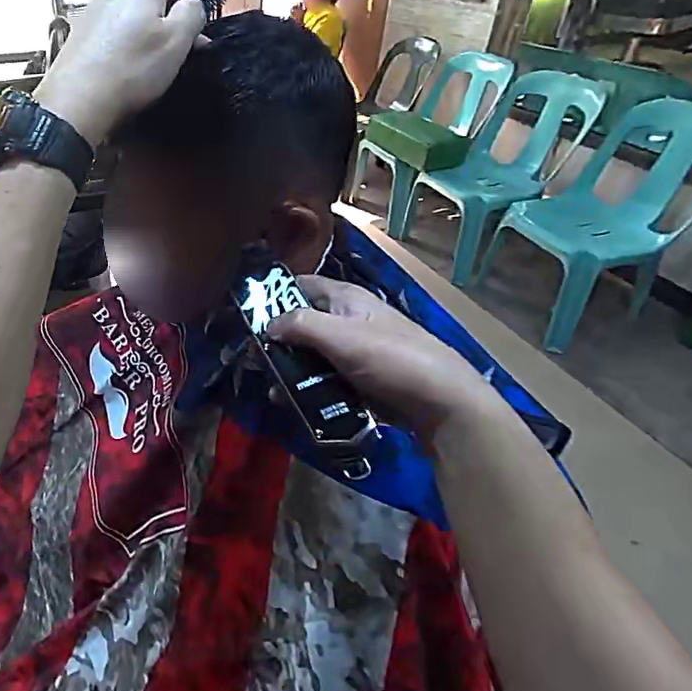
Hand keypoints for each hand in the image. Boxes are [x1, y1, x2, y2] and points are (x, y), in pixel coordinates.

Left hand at [34, 0, 206, 144]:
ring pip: (129, 19)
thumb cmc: (133, 69)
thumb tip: (192, 5)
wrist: (78, 103)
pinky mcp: (78, 38)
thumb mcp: (178, 40)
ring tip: (145, 69)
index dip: (184, 0)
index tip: (186, 31)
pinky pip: (110, 37)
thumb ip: (193, 14)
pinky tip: (122, 74)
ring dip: (141, 39)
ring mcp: (91, 14)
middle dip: (164, 23)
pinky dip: (120, 51)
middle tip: (173, 56)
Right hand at [269, 275, 503, 439]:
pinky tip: (298, 405)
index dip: (276, 295)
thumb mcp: (340, 337)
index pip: (303, 285)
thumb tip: (267, 324)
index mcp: (347, 298)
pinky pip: (330, 380)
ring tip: (274, 390)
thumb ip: (301, 325)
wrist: (443, 402)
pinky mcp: (366, 380)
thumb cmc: (390, 358)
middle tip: (256, 361)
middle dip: (281, 341)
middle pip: (306, 322)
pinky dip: (314, 389)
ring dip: (295, 370)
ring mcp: (359, 351)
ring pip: (316, 355)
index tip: (248, 315)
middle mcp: (351, 319)